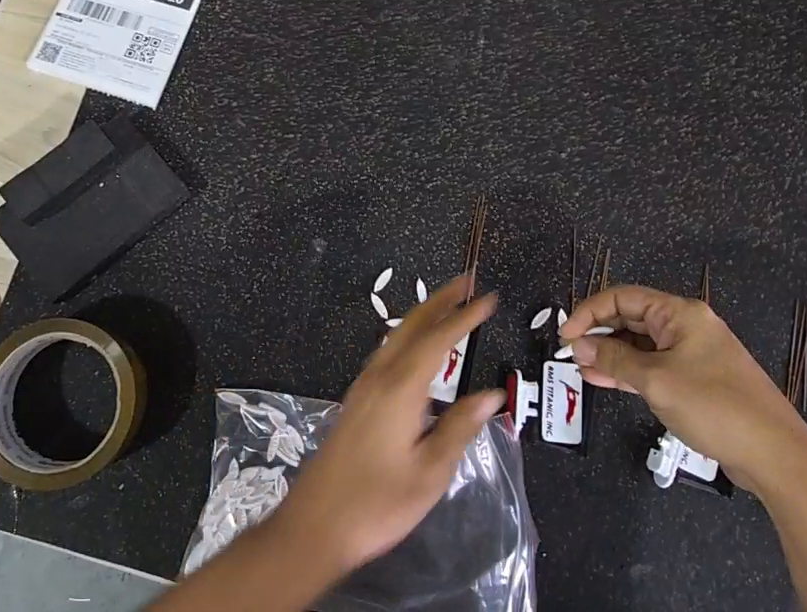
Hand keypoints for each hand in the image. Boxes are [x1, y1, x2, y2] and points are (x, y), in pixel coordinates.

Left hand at [268, 274, 503, 572]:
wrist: (316, 525)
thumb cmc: (378, 503)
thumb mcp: (430, 472)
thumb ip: (459, 428)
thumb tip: (490, 395)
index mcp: (401, 390)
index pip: (438, 341)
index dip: (464, 317)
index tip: (488, 298)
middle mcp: (379, 378)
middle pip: (411, 327)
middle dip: (439, 301)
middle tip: (467, 281)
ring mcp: (363, 388)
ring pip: (396, 338)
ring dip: (422, 316)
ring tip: (446, 305)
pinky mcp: (356, 402)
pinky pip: (386, 353)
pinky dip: (407, 336)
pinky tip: (414, 349)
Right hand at [559, 285, 806, 491]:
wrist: (775, 454)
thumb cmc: (714, 406)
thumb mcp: (656, 380)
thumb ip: (614, 358)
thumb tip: (578, 343)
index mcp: (680, 314)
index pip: (623, 297)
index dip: (589, 312)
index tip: (566, 334)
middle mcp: (686, 327)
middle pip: (631, 318)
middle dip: (599, 333)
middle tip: (571, 353)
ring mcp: (693, 354)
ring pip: (641, 344)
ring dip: (611, 354)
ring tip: (582, 369)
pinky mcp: (697, 380)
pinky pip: (654, 366)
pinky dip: (629, 371)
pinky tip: (606, 380)